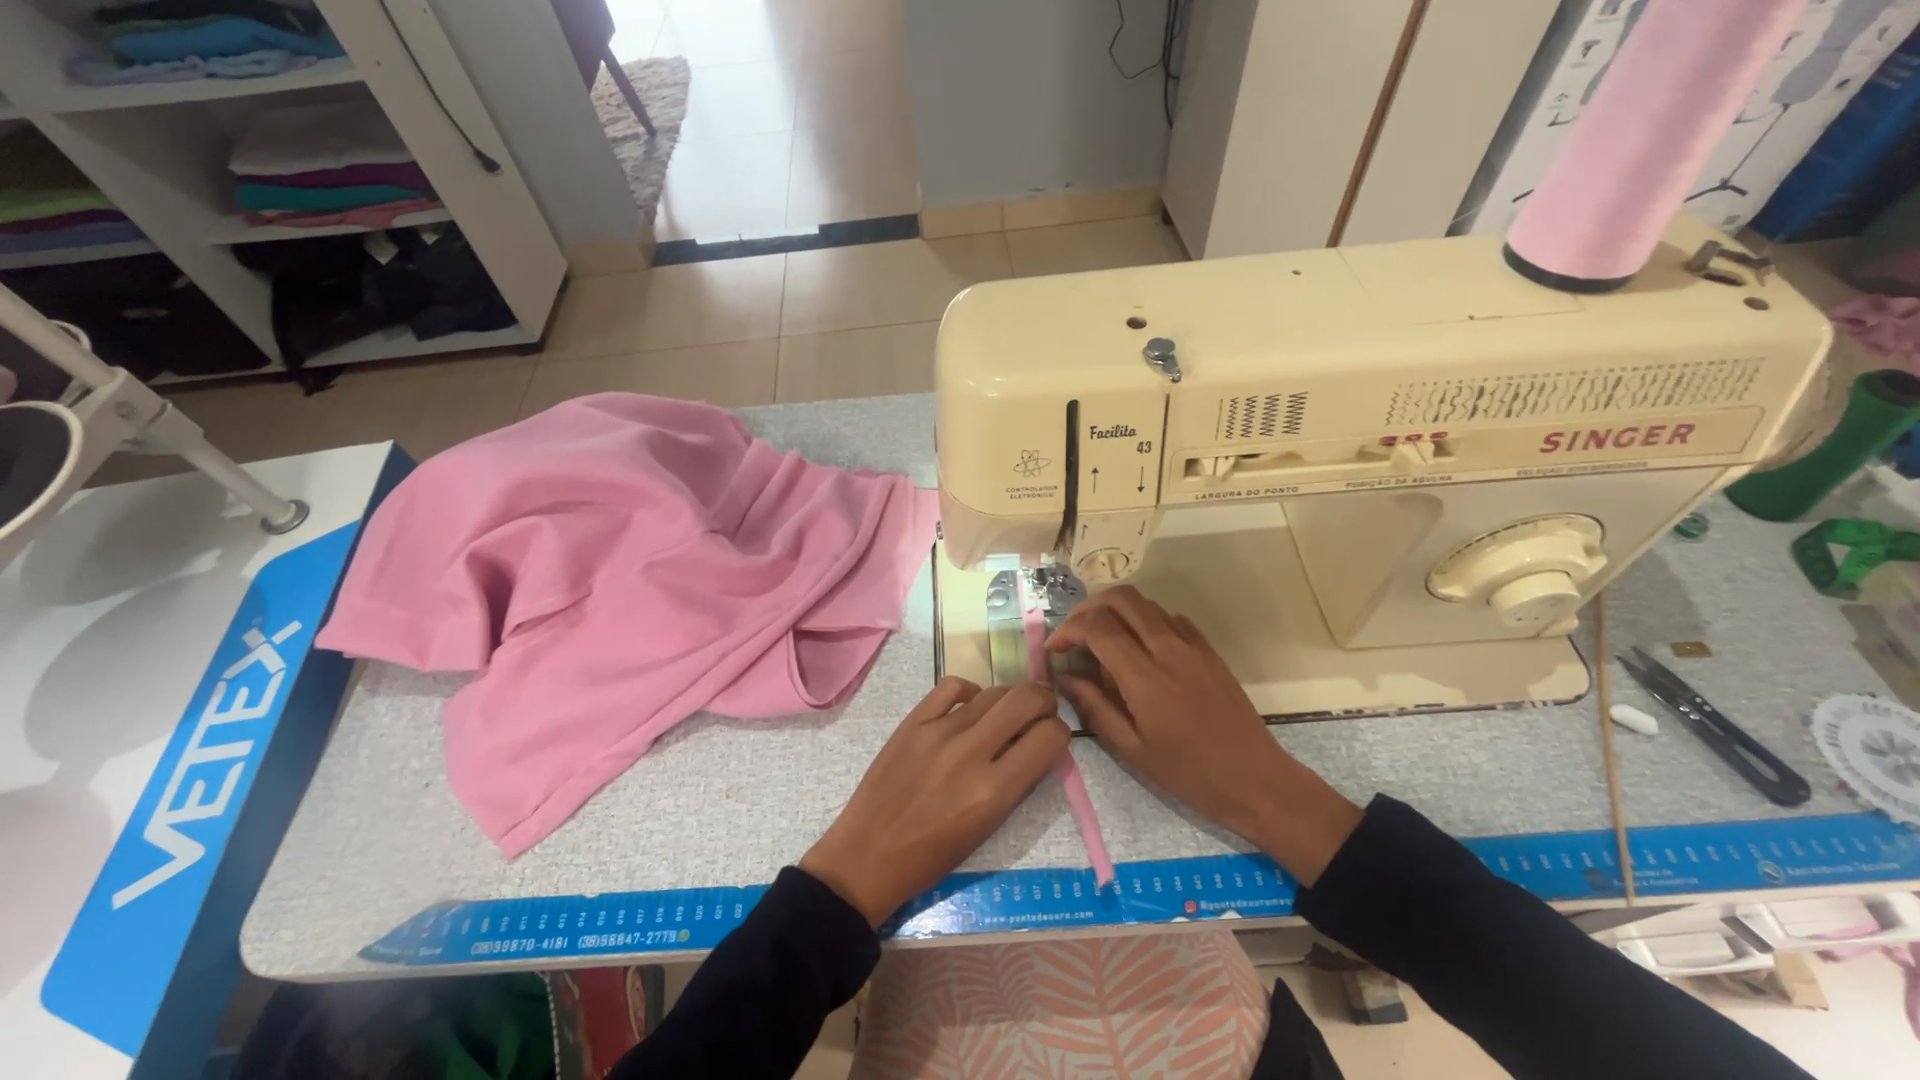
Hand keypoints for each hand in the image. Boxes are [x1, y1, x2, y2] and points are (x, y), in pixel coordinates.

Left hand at [800, 678, 1069, 926]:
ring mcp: (938, 732)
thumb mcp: (988, 828)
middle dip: (1044, 702)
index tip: (1053, 739)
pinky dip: (970, 691)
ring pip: (993, 692)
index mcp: (994, 791)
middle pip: (1026, 700)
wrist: (868, 856)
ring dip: (1011, 699)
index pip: (1050, 737)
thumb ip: (1017, 784)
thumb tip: (1036, 746)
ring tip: (1007, 713)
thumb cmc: (932, 857)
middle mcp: (970, 753)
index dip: (1060, 733)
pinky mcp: (912, 722)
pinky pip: (951, 687)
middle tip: (1041, 713)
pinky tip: (971, 706)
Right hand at [1048, 586, 1362, 885]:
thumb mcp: (1132, 749)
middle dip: (1088, 607)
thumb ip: (1094, 707)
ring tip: (1102, 642)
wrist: (1254, 779)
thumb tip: (1064, 677)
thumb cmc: (1188, 774)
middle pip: (1121, 598)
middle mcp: (1168, 649)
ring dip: (1116, 612)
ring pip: (1146, 604)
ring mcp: (1193, 645)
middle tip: (1074, 634)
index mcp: (1145, 677)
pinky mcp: (1209, 650)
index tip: (1055, 650)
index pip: (1097, 627)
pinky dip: (1145, 622)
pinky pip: (1170, 619)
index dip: (1068, 630)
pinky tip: (1139, 650)